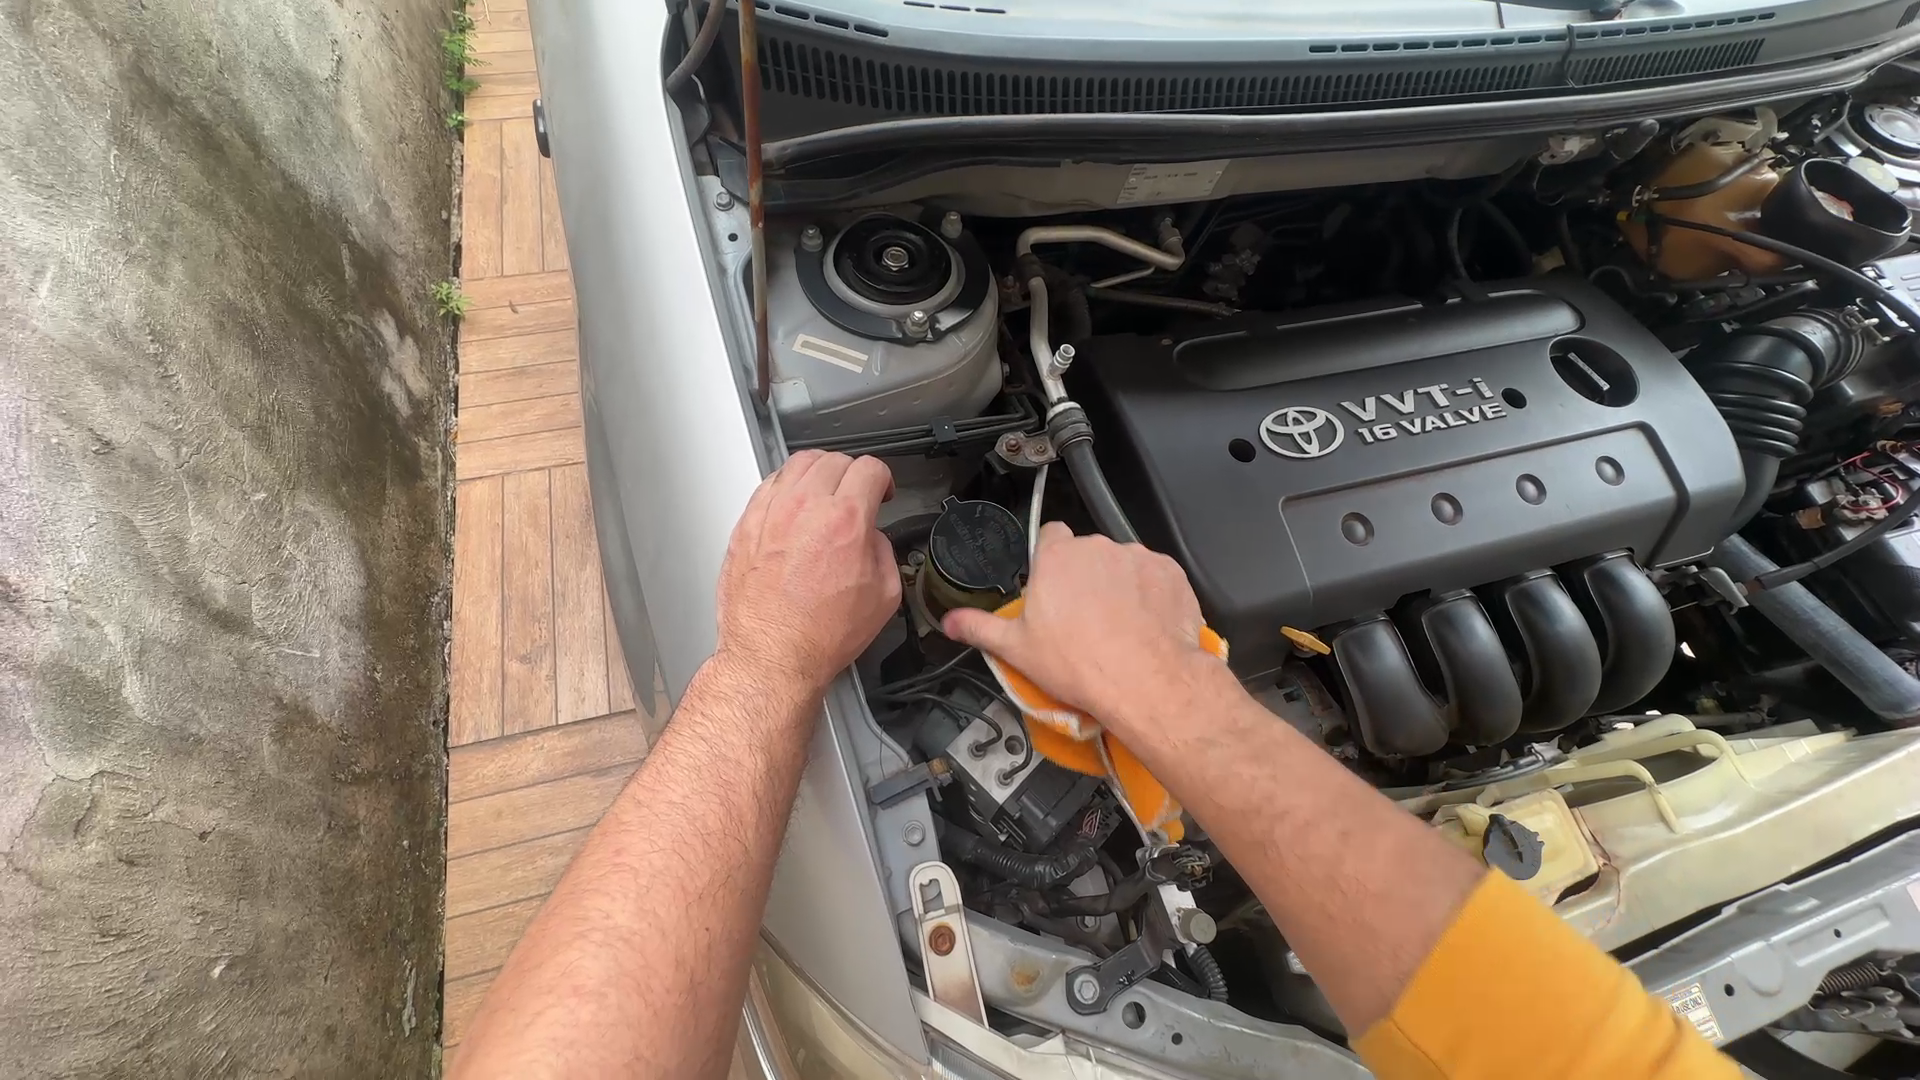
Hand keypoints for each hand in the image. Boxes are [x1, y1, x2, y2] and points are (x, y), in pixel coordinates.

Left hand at [714, 451, 901, 693]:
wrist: (773, 656)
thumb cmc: (819, 634)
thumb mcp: (884, 596)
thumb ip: (884, 552)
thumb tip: (873, 539)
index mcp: (845, 520)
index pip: (870, 469)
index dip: (884, 479)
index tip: (882, 493)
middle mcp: (805, 508)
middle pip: (834, 459)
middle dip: (853, 473)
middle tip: (857, 493)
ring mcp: (771, 513)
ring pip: (798, 464)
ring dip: (819, 471)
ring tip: (825, 491)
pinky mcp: (746, 525)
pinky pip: (769, 485)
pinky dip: (787, 487)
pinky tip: (794, 504)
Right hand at [940, 522, 1220, 732]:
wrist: (1145, 682)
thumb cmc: (1079, 664)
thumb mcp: (1016, 649)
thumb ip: (979, 628)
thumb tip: (951, 622)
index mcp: (1056, 558)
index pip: (1050, 536)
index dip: (1049, 560)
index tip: (1052, 585)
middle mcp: (1097, 548)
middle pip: (1087, 553)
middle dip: (1085, 577)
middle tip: (1082, 616)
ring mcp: (1137, 557)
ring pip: (1122, 564)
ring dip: (1119, 585)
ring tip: (1117, 625)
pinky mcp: (1170, 573)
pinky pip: (1155, 577)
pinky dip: (1151, 595)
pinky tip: (1144, 625)